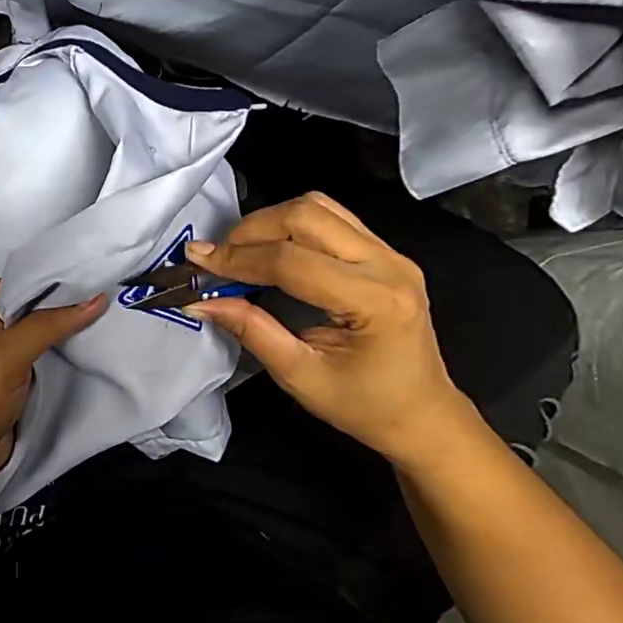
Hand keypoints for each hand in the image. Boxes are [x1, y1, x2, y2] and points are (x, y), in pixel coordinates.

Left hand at [0, 280, 107, 490]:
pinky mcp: (22, 370)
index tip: (107, 278)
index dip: (68, 278)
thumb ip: (50, 324)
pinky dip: (72, 349)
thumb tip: (98, 297)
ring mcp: (9, 343)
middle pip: (44, 300)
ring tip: (118, 318)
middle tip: (122, 297)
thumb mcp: (8, 355)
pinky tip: (99, 344)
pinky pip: (52, 350)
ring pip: (51, 326)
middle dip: (76, 303)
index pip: (33, 277)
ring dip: (77, 327)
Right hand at [186, 192, 473, 464]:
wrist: (423, 416)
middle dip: (252, 230)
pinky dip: (292, 223)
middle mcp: (389, 265)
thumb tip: (201, 301)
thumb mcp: (300, 376)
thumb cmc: (364, 406)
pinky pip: (331, 217)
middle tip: (220, 257)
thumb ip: (251, 330)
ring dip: (271, 221)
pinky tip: (273, 248)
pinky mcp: (384, 251)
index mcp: (375, 302)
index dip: (239, 259)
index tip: (199, 262)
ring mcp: (391, 253)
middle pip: (306, 215)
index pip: (293, 261)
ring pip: (318, 206)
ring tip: (242, 251)